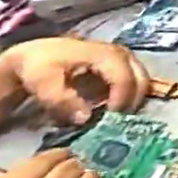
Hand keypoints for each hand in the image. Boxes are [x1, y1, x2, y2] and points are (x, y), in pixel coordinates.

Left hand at [0, 38, 150, 123]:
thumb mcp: (43, 84)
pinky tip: (111, 108)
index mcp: (107, 55)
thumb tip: (86, 118)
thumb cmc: (40, 67)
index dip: (120, 102)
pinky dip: (128, 96)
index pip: (125, 80)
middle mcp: (122, 54)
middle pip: (142, 80)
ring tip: (113, 118)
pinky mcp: (123, 64)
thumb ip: (62, 101)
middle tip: (115, 124)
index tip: (108, 123)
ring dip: (132, 101)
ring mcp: (125, 58)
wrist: (35, 55)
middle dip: (132, 103)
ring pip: (142, 81)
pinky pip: (135, 82)